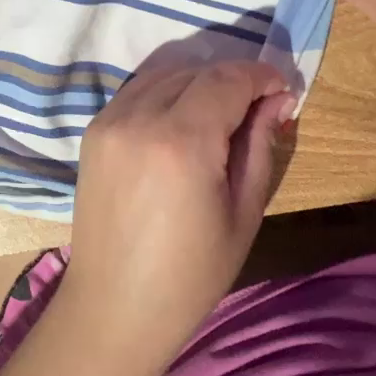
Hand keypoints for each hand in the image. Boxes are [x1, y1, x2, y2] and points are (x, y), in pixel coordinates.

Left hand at [61, 58, 293, 363]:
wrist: (115, 305)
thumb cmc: (191, 273)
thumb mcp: (243, 213)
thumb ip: (260, 146)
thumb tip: (278, 100)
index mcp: (182, 142)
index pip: (226, 79)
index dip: (259, 75)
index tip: (281, 88)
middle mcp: (140, 118)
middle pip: (195, 70)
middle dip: (233, 79)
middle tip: (258, 106)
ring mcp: (110, 120)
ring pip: (164, 72)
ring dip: (199, 81)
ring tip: (222, 113)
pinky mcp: (94, 129)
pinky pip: (137, 90)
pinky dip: (166, 91)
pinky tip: (183, 118)